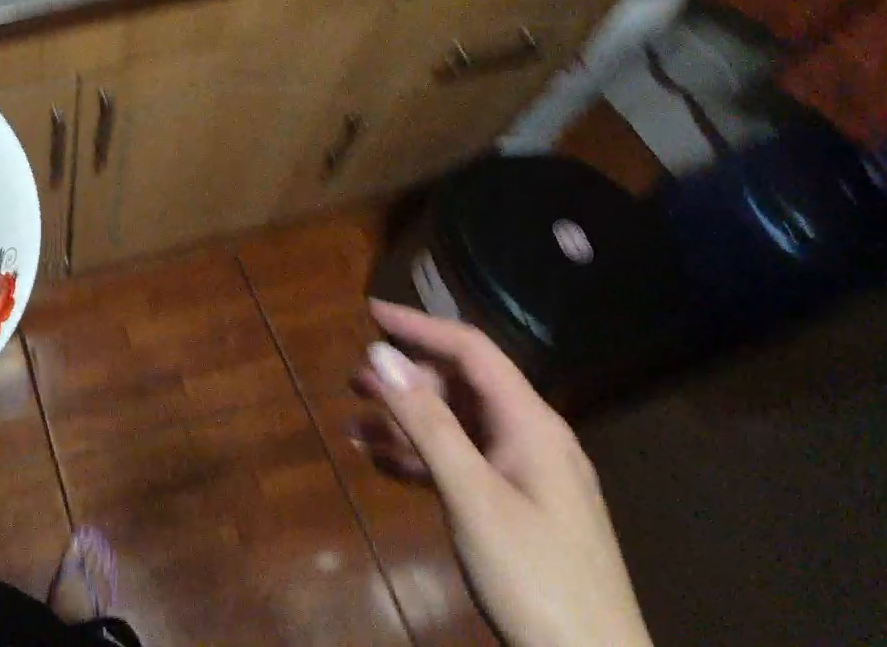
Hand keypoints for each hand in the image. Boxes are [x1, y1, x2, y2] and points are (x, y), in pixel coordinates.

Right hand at [352, 300, 653, 646]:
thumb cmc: (534, 575)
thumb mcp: (471, 495)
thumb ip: (426, 422)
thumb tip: (380, 353)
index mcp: (532, 425)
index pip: (472, 352)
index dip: (420, 326)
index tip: (368, 312)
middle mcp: (531, 439)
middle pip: (461, 387)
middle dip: (405, 380)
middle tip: (352, 384)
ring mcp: (525, 476)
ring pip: (455, 427)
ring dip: (404, 422)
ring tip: (353, 426)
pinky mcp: (514, 507)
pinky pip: (459, 463)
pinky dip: (419, 458)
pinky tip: (381, 464)